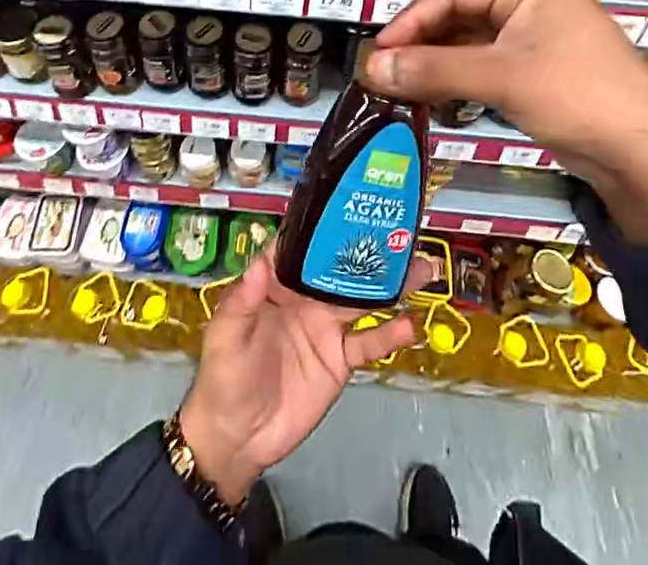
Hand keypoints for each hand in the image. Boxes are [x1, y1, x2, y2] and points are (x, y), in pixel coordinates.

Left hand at [178, 252, 436, 504]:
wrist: (240, 437)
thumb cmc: (225, 377)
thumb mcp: (227, 335)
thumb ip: (243, 299)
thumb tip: (261, 260)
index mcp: (276, 287)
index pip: (300, 251)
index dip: (321, 231)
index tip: (347, 210)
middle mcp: (305, 300)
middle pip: (341, 271)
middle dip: (368, 253)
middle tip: (400, 234)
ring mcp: (326, 329)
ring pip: (364, 301)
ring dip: (392, 286)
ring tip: (422, 268)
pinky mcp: (340, 359)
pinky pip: (370, 343)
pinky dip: (391, 334)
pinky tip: (411, 324)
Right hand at [366, 0, 647, 249]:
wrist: (644, 155)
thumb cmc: (577, 97)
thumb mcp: (499, 78)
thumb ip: (432, 70)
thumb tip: (370, 70)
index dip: (410, 22)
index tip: (378, 53)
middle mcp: (529, 1)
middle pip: (457, 15)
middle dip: (420, 45)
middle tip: (384, 72)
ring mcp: (533, 36)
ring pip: (467, 42)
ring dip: (434, 64)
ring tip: (399, 86)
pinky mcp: (534, 68)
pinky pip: (482, 65)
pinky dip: (454, 79)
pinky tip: (430, 95)